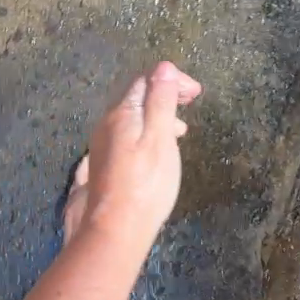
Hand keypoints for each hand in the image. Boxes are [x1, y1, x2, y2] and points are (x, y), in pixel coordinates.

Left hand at [72, 61, 202, 254]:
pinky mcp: (105, 164)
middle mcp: (108, 124)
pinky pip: (129, 133)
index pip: (146, 79)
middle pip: (138, 96)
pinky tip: (158, 150)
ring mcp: (103, 145)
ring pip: (134, 116)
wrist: (115, 232)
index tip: (195, 93)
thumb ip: (161, 100)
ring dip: (159, 114)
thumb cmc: (146, 183)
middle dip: (165, 94)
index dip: (172, 79)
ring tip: (180, 130)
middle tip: (190, 103)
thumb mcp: (160, 137)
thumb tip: (165, 67)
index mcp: (122, 113)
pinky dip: (149, 131)